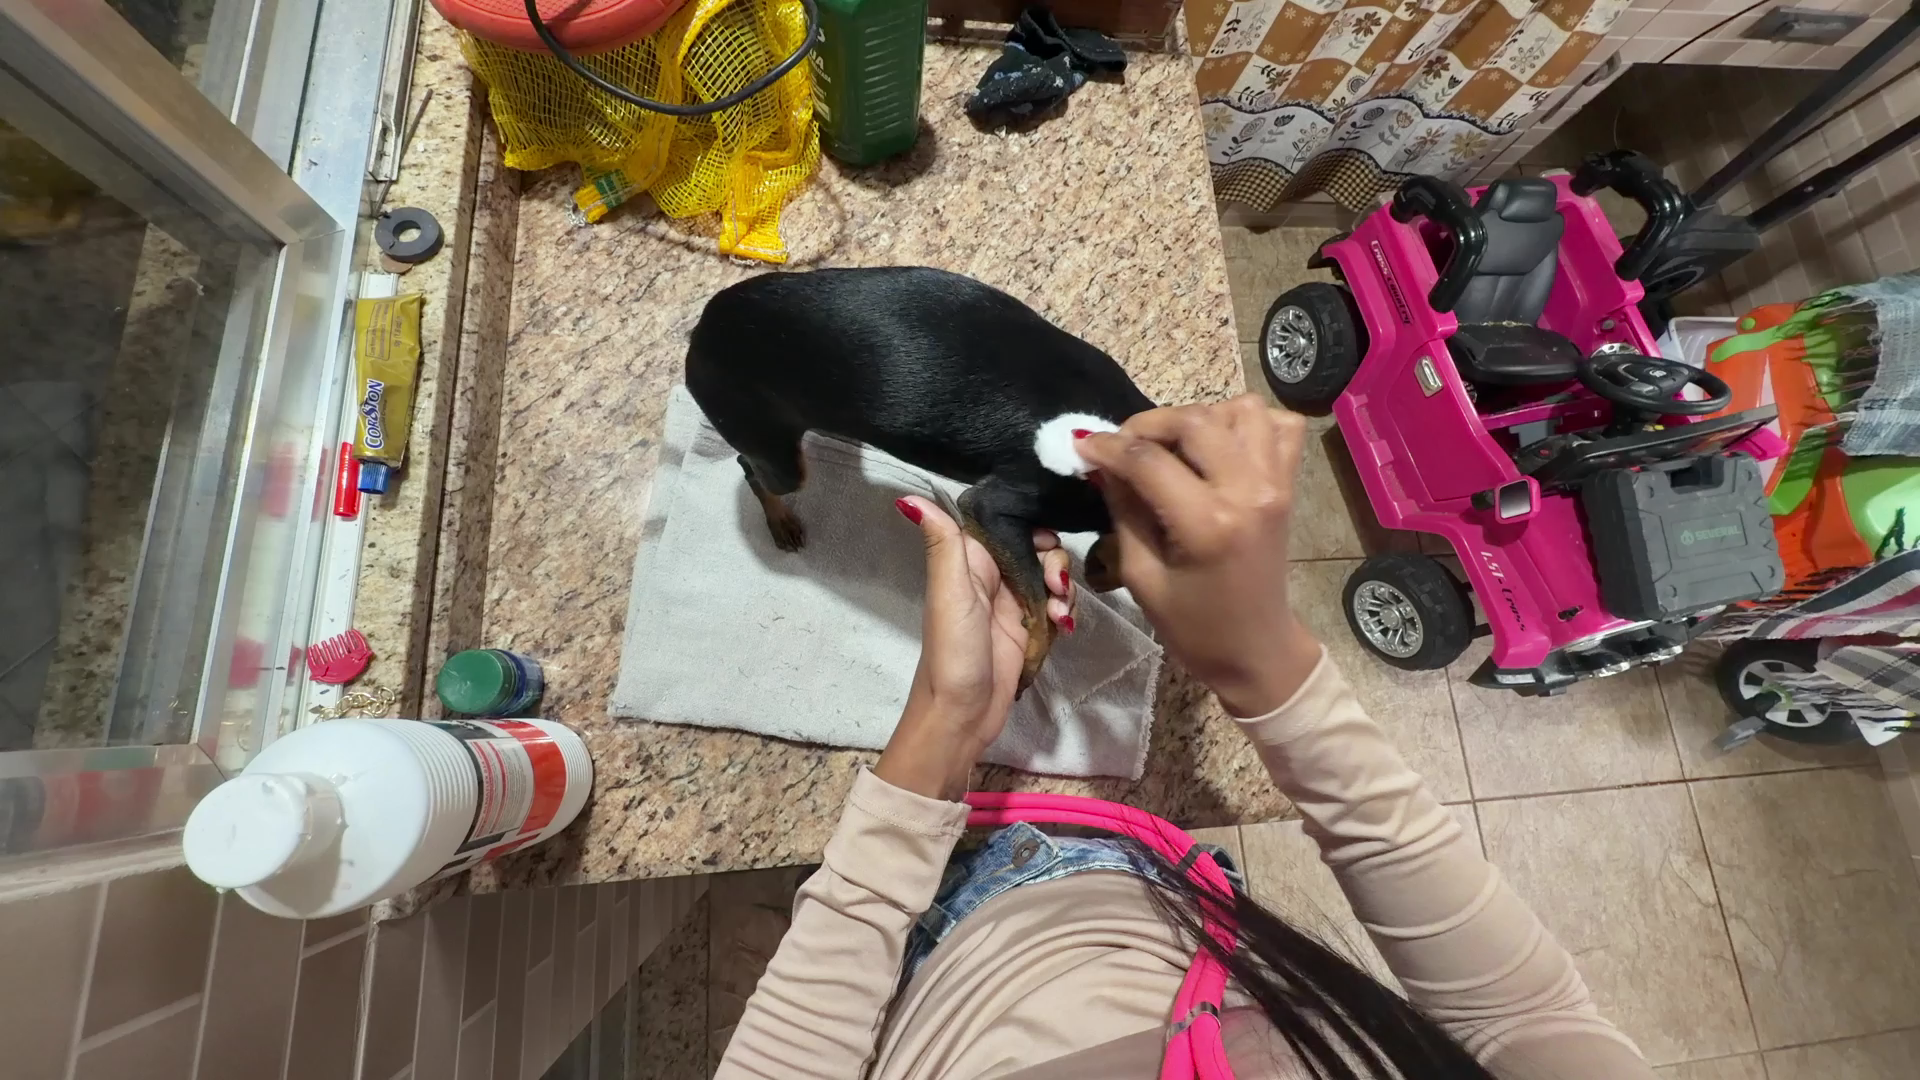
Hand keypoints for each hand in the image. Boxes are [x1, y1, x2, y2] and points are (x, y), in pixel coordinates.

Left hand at [875, 497, 1074, 799]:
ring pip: (1051, 573)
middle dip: (1055, 560)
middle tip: (1055, 584)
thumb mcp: (950, 593)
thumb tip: (909, 497)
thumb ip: (944, 544)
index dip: (1030, 522)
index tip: (1047, 538)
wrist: (963, 715)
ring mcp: (1013, 602)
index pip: (1005, 523)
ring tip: (1060, 612)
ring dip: (1064, 587)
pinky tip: (1064, 626)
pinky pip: (1057, 604)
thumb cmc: (953, 651)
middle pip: (1035, 546)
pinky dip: (1066, 610)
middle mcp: (991, 575)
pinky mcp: (1030, 627)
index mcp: (968, 560)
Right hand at [1074, 395, 1321, 717]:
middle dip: (1147, 423)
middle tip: (1120, 444)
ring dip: (1199, 417)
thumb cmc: (1193, 626)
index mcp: (1207, 524)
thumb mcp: (1141, 575)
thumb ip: (1124, 511)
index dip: (1107, 447)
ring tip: (1172, 444)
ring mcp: (1275, 484)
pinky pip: (1278, 426)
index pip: (1148, 460)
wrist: (1256, 650)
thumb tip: (1104, 464)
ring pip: (1242, 409)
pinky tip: (1219, 445)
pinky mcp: (1287, 485)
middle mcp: (1248, 491)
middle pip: (1195, 421)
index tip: (1081, 447)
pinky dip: (1247, 423)